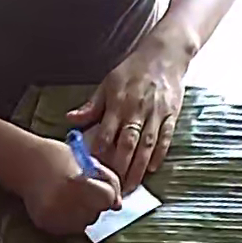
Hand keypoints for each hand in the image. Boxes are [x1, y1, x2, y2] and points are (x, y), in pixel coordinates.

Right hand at [18, 138, 121, 235]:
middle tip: (82, 192)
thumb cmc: (58, 158)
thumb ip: (107, 181)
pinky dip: (69, 220)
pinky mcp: (46, 224)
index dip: (106, 194)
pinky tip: (62, 205)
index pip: (107, 199)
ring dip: (83, 214)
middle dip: (95, 204)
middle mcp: (65, 202)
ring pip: (83, 225)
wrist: (25, 163)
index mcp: (77, 182)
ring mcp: (54, 216)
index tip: (100, 188)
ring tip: (71, 198)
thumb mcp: (87, 161)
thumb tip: (118, 205)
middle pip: (96, 214)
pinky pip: (67, 229)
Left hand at [67, 37, 187, 192]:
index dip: (100, 154)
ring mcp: (156, 113)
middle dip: (120, 168)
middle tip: (113, 190)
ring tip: (131, 187)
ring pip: (147, 145)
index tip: (94, 173)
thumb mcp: (108, 84)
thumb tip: (69, 119)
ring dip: (138, 168)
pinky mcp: (172, 114)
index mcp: (118, 103)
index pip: (106, 134)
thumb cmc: (133, 70)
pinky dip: (159, 155)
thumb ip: (91, 106)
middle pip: (128, 144)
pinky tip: (151, 170)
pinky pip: (165, 138)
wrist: (167, 51)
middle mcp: (137, 110)